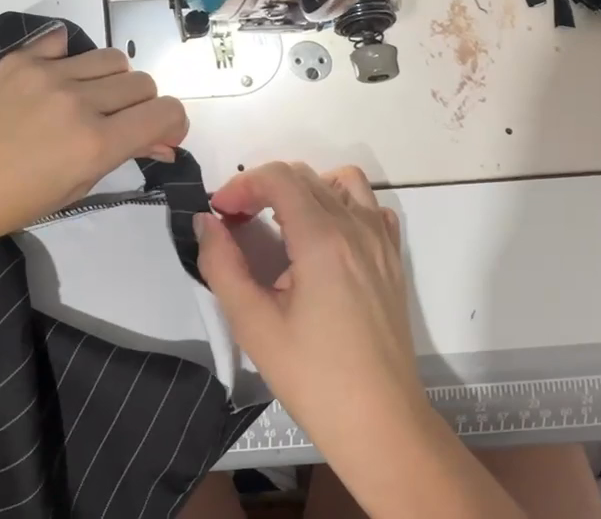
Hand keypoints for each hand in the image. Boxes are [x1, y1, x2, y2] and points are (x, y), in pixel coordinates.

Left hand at [0, 24, 188, 257]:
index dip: (173, 124)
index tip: (160, 135)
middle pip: (141, 82)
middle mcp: (78, 100)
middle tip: (117, 124)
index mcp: (95, 143)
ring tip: (85, 101)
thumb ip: (120, 155)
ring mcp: (47, 74)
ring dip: (111, 80)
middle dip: (140, 105)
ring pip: (110, 58)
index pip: (165, 112)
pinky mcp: (19, 59)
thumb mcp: (74, 188)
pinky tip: (52, 84)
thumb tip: (160, 141)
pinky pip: (64, 43)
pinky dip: (70, 61)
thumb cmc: (8, 205)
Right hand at [194, 163, 426, 464]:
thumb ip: (222, 264)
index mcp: (323, 240)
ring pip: (342, 182)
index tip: (220, 213)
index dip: (241, 185)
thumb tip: (207, 222)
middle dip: (263, 187)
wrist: (381, 425)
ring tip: (281, 224)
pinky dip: (343, 205)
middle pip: (305, 176)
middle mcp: (357, 229)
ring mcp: (381, 243)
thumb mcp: (253, 324)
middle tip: (237, 223)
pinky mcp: (393, 261)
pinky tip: (324, 238)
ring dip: (305, 189)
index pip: (279, 178)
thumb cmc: (313, 377)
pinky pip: (371, 208)